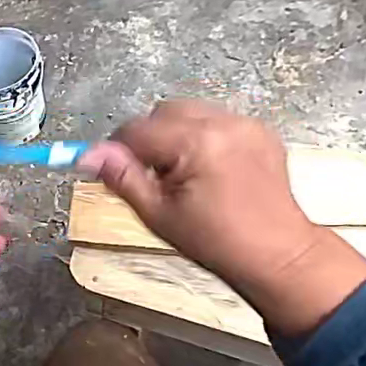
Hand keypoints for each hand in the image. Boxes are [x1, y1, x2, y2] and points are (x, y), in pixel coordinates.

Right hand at [76, 101, 365, 335]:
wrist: (276, 254)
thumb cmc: (213, 241)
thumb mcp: (157, 214)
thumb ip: (122, 177)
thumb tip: (88, 155)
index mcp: (195, 143)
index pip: (136, 129)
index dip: (117, 148)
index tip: (114, 170)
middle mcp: (223, 123)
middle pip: (163, 111)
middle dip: (148, 137)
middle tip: (150, 175)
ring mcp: (246, 124)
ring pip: (190, 112)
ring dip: (174, 134)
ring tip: (180, 173)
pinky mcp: (260, 130)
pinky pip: (216, 120)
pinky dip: (201, 136)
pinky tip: (206, 169)